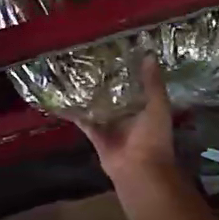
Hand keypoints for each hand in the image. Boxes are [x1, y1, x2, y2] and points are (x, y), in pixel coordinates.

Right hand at [75, 57, 179, 194]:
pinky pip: (82, 120)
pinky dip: (72, 112)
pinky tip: (61, 98)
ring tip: (71, 73)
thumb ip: (152, 83)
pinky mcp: (95, 134)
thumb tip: (149, 54)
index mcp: (144, 106)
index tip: (113, 51)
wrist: (138, 167)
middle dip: (103, 81)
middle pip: (113, 94)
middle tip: (88, 59)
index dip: (125, 70)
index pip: (134, 84)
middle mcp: (126, 114)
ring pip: (96, 105)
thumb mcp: (157, 105)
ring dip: (86, 94)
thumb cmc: (152, 136)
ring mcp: (109, 125)